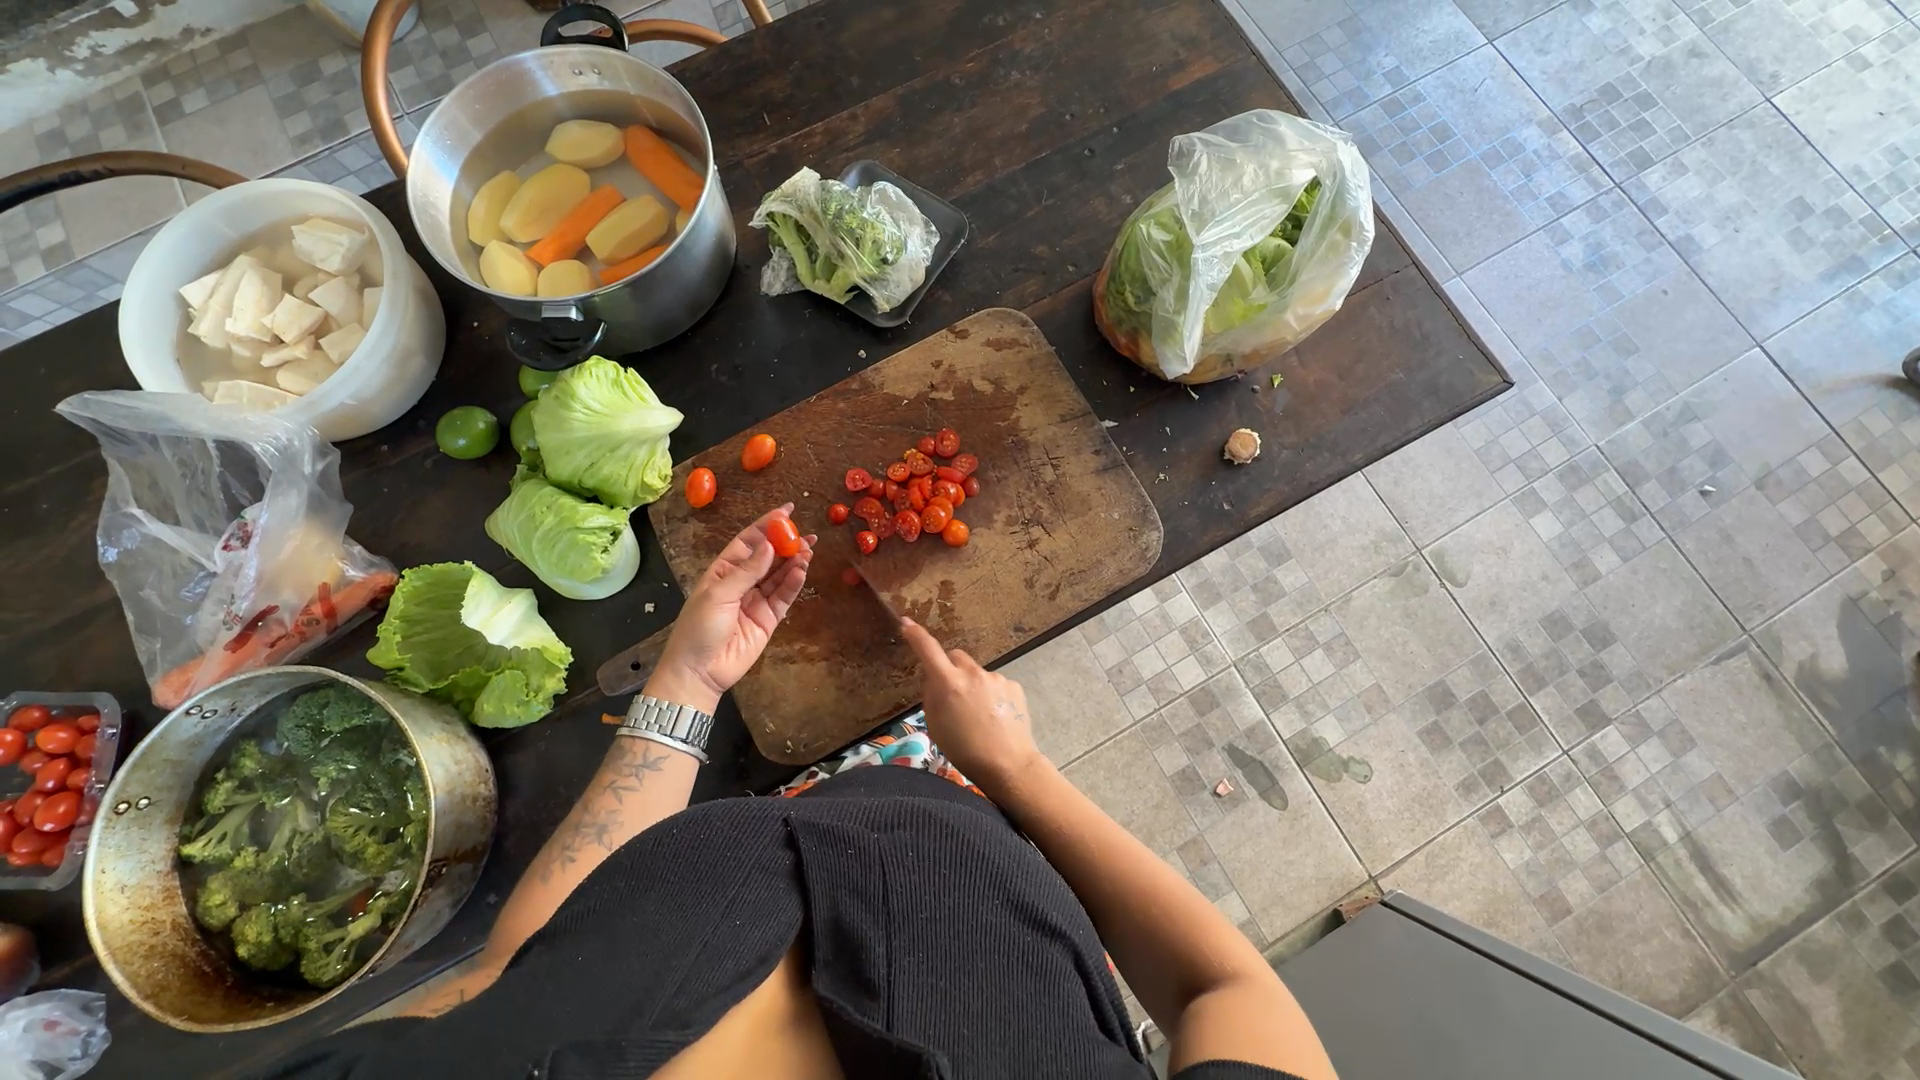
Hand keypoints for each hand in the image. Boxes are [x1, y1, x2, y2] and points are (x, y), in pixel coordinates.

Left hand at [650, 505, 813, 711]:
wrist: (699, 671)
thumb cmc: (699, 628)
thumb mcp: (719, 594)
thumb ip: (747, 570)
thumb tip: (769, 544)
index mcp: (723, 571)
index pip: (748, 542)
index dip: (766, 525)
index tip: (786, 511)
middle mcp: (742, 582)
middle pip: (768, 557)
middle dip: (787, 544)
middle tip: (807, 535)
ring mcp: (757, 600)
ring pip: (780, 576)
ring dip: (794, 562)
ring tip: (809, 551)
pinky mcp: (770, 619)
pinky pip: (784, 597)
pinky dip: (794, 583)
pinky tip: (803, 571)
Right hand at [899, 617, 1047, 790]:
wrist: (1008, 764)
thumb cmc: (964, 751)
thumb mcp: (935, 726)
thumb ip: (932, 696)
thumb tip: (935, 680)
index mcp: (949, 684)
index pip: (928, 650)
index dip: (916, 635)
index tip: (907, 623)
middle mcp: (973, 674)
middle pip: (955, 658)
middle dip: (950, 669)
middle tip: (951, 694)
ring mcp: (996, 678)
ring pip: (977, 674)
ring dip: (973, 685)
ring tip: (979, 715)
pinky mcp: (1014, 685)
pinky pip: (995, 684)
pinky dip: (991, 695)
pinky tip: (995, 717)